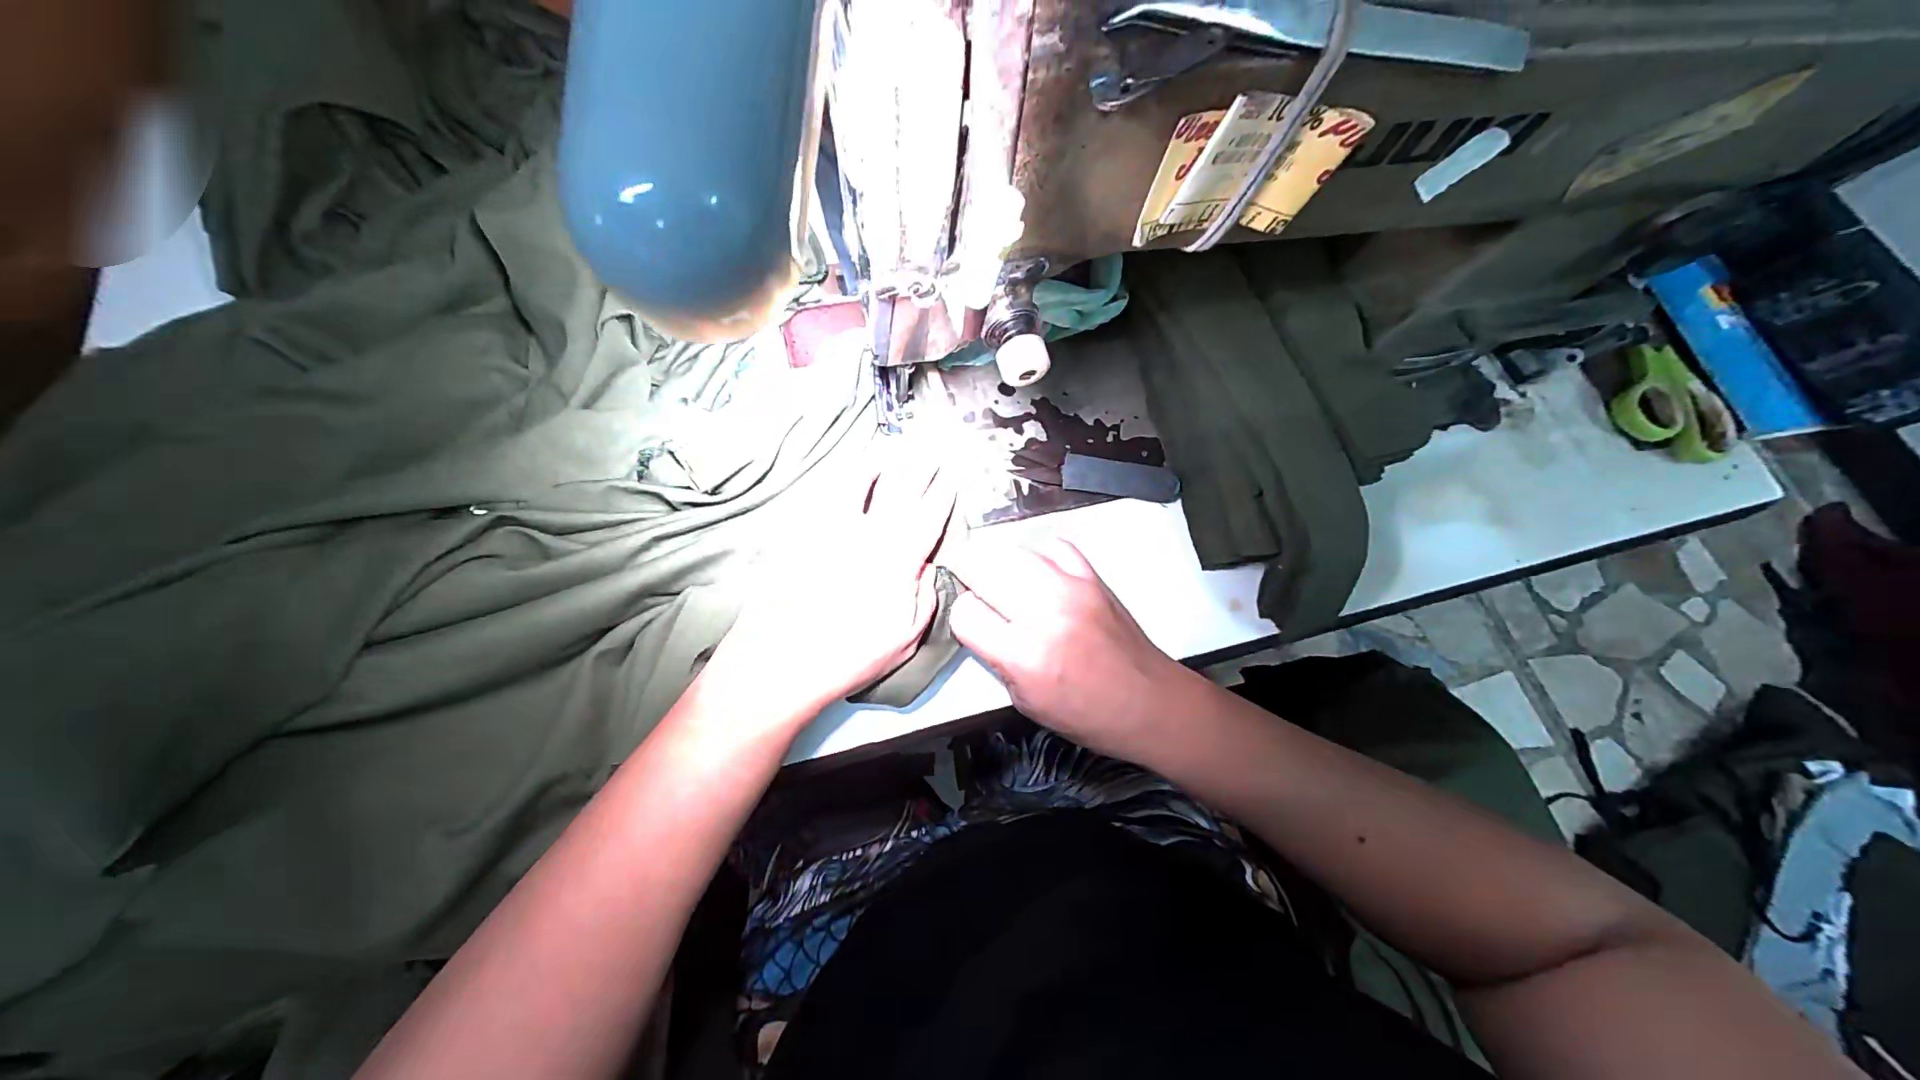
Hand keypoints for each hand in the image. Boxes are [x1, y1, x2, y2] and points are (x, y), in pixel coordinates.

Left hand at [705, 456, 954, 725]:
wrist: (785, 657)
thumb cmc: (851, 654)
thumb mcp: (906, 635)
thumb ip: (925, 596)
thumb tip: (927, 569)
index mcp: (899, 558)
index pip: (929, 516)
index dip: (943, 492)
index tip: (951, 474)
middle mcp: (869, 534)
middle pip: (899, 489)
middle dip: (918, 465)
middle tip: (929, 447)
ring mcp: (834, 529)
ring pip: (859, 482)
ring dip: (879, 460)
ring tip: (889, 447)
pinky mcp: (805, 533)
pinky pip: (828, 495)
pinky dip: (843, 479)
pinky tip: (847, 473)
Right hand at [946, 537, 1201, 762]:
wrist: (1148, 703)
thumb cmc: (1087, 714)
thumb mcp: (1025, 700)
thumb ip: (996, 657)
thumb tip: (977, 620)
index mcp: (1024, 656)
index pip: (965, 612)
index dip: (962, 619)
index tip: (972, 624)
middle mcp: (1045, 615)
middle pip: (982, 568)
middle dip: (969, 578)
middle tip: (972, 590)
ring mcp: (1071, 590)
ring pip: (1012, 551)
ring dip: (997, 564)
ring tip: (1000, 581)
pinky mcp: (1092, 578)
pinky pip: (1053, 546)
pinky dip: (1037, 555)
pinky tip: (1037, 573)